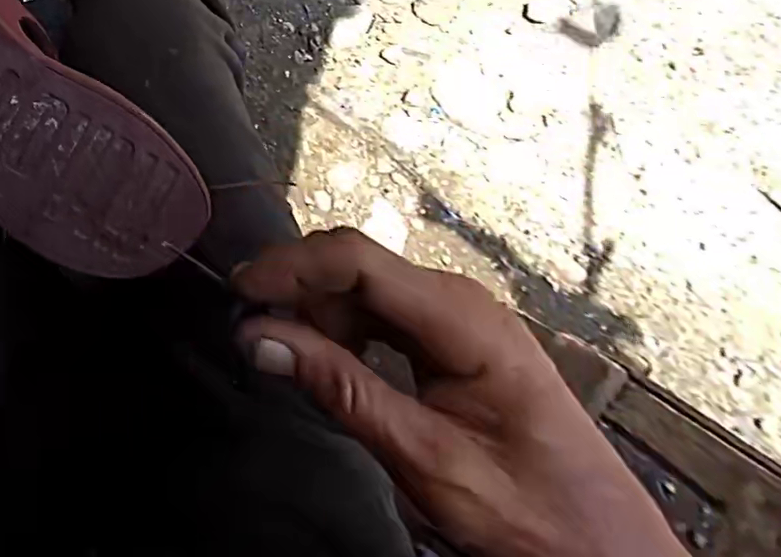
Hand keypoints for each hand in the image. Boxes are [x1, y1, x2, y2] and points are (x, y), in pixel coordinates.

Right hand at [231, 228, 686, 556]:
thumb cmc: (539, 520)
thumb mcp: (431, 463)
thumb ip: (342, 392)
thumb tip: (258, 337)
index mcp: (467, 323)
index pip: (356, 259)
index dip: (290, 265)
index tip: (241, 291)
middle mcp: (458, 301)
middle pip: (350, 261)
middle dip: (295, 285)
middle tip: (252, 323)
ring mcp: (453, 313)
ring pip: (354, 280)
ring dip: (310, 307)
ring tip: (287, 349)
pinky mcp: (445, 333)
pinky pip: (370, 306)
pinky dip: (333, 323)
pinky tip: (323, 354)